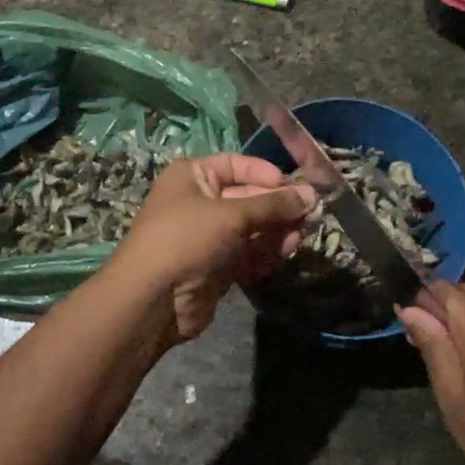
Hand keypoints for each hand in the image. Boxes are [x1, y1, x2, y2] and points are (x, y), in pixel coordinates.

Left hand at [110, 153, 315, 340]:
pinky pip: (249, 251)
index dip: (265, 173)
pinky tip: (287, 251)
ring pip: (252, 227)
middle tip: (311, 215)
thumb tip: (311, 194)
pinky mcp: (218, 265)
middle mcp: (200, 202)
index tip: (293, 186)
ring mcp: (209, 236)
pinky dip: (267, 250)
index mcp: (193, 176)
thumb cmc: (186, 239)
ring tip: (300, 236)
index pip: (236, 165)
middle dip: (278, 206)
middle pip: (249, 197)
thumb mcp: (231, 215)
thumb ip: (273, 205)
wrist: (153, 300)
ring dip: (277, 230)